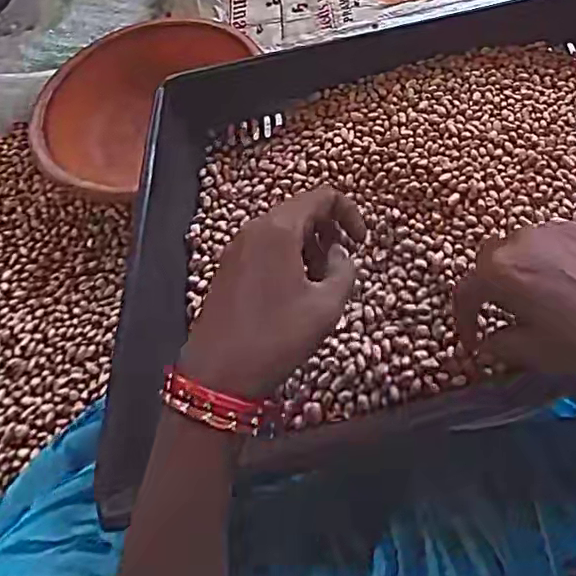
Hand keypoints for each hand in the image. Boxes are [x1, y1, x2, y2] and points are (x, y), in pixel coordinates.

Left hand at [179, 185, 368, 398]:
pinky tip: (295, 293)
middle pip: (302, 210)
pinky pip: (266, 247)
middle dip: (329, 231)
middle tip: (341, 264)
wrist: (215, 378)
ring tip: (320, 283)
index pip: (323, 196)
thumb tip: (338, 254)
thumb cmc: (275, 338)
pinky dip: (288, 258)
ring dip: (310, 247)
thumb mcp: (326, 306)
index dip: (350, 213)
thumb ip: (345, 270)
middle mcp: (255, 230)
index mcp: (278, 229)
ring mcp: (237, 248)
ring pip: (284, 230)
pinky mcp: (228, 269)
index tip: (360, 242)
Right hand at [452, 220, 575, 425]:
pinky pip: (545, 241)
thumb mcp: (533, 351)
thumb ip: (499, 343)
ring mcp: (549, 230)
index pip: (467, 290)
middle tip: (499, 315)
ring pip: (518, 247)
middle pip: (490, 261)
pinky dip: (542, 259)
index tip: (472, 337)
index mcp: (501, 270)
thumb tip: (486, 343)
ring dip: (516, 269)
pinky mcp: (575, 228)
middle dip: (488, 288)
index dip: (465, 318)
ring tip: (531, 299)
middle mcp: (519, 240)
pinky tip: (559, 284)